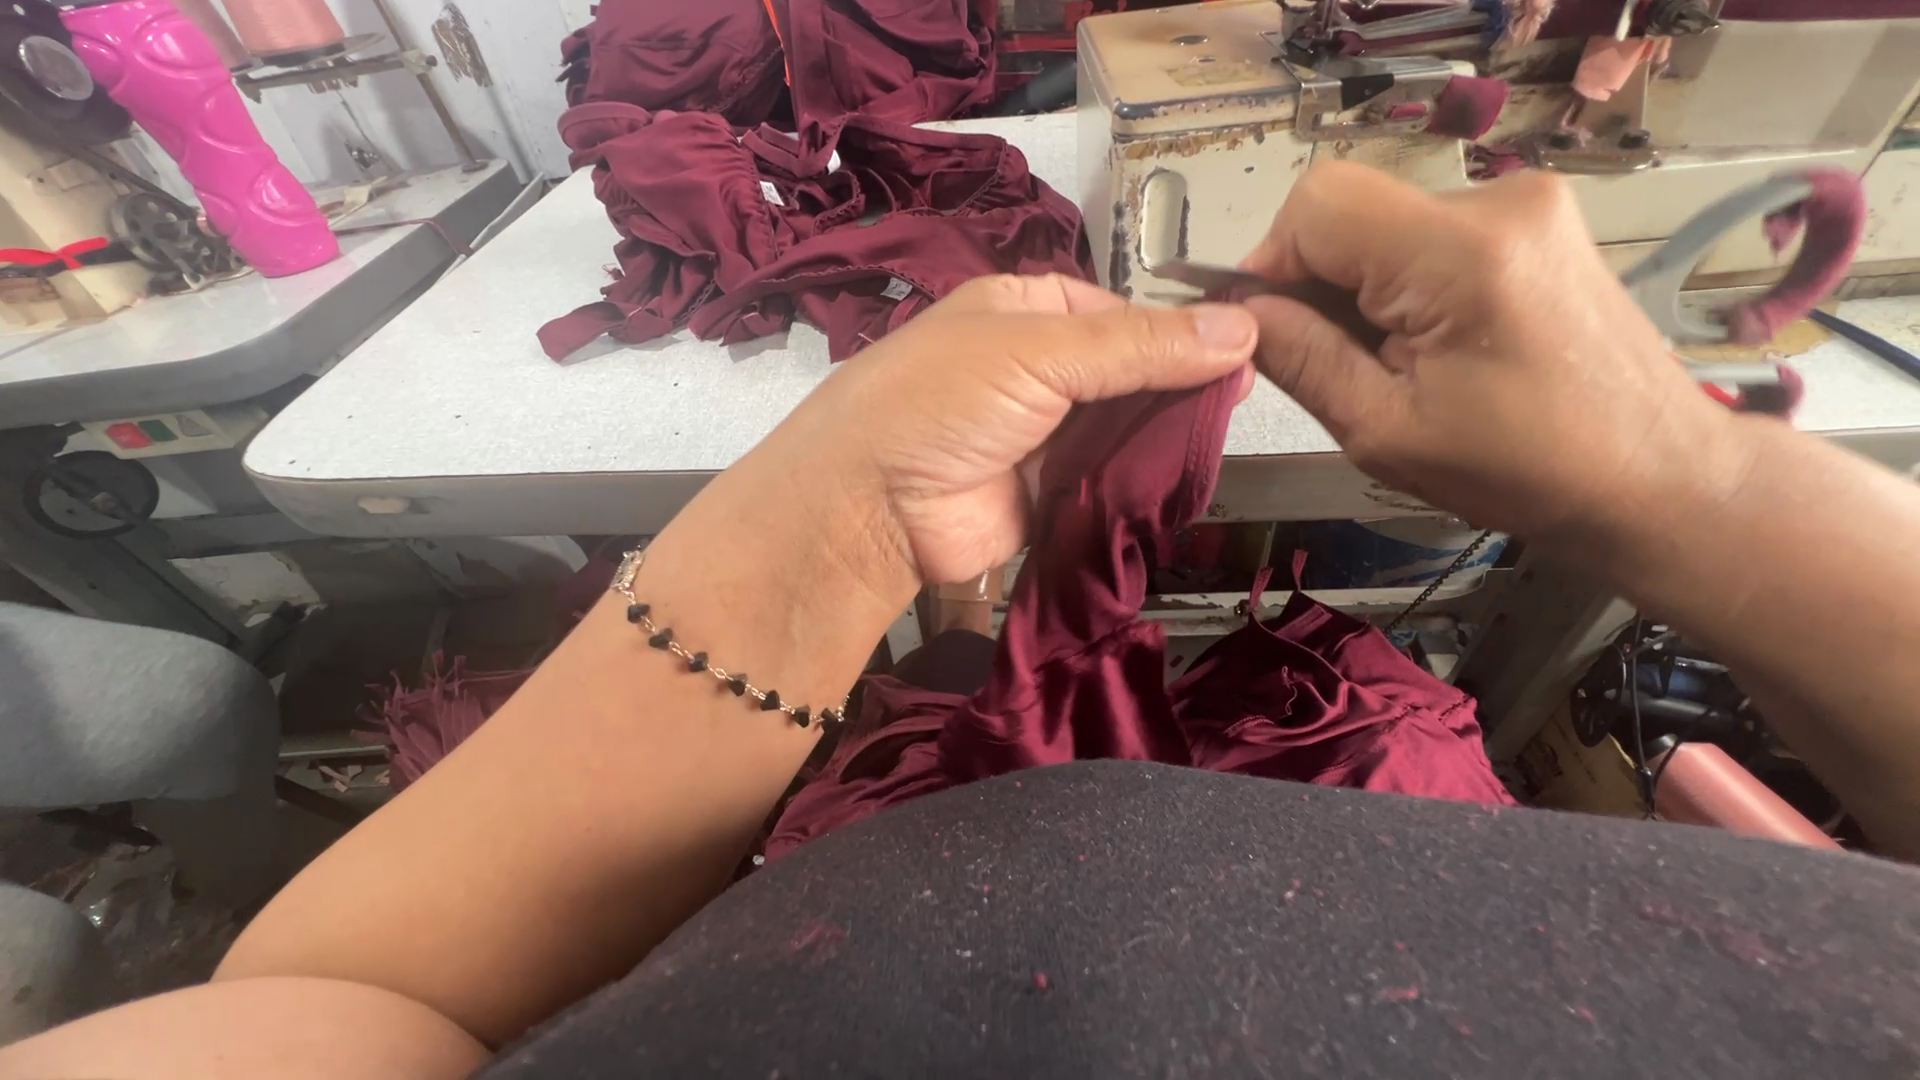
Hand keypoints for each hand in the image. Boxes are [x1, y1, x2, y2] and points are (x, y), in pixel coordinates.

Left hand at [742, 275, 1258, 588]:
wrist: (873, 506)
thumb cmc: (943, 399)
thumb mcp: (1039, 350)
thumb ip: (1139, 345)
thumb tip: (1244, 326)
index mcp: (1026, 311)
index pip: (1119, 313)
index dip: (1174, 331)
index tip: (1238, 350)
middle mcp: (1036, 368)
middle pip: (1127, 372)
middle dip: (1175, 385)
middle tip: (1238, 400)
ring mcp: (1043, 434)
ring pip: (1123, 427)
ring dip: (1163, 434)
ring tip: (1219, 436)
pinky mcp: (1049, 493)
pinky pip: (1108, 479)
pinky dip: (1141, 479)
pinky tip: (1184, 476)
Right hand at [1239, 163, 1744, 540]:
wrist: (1651, 472)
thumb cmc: (1516, 469)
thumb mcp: (1382, 430)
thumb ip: (1302, 358)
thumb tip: (1239, 313)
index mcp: (1459, 254)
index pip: (1317, 206)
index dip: (1269, 261)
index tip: (1264, 329)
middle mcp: (1497, 201)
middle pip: (1346, 209)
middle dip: (1310, 280)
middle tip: (1323, 358)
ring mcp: (1522, 203)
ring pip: (1378, 223)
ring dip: (1351, 286)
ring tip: (1381, 358)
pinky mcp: (1530, 221)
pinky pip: (1419, 234)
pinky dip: (1391, 282)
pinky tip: (1417, 339)